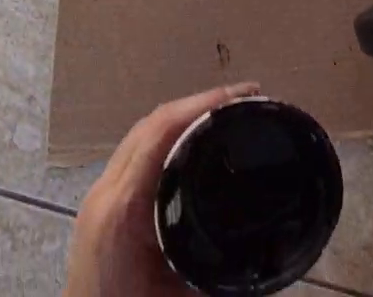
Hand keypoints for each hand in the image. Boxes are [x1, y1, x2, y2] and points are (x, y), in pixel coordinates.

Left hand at [63, 82, 260, 296]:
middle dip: (200, 100)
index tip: (241, 96)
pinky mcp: (101, 198)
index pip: (161, 133)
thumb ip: (220, 276)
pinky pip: (136, 147)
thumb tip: (272, 256)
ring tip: (225, 108)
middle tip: (244, 97)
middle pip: (152, 122)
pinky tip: (192, 135)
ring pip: (143, 130)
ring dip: (184, 112)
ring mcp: (100, 192)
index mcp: (124, 210)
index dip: (201, 105)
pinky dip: (168, 130)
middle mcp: (107, 191)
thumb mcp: (181, 296)